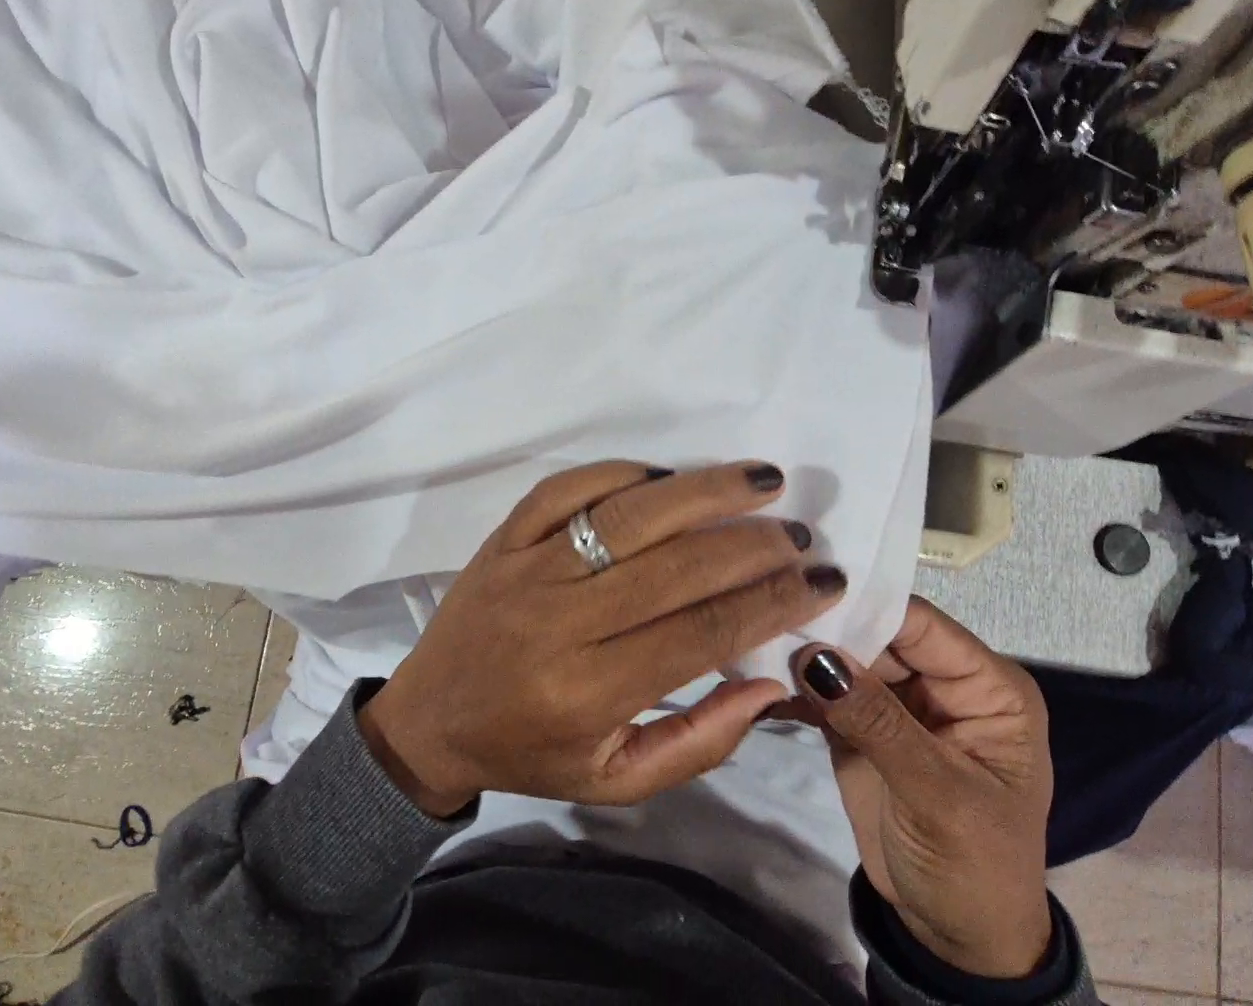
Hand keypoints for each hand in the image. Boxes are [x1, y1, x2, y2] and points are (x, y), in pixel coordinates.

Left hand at [358, 460, 847, 816]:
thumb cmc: (528, 754)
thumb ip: (699, 743)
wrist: (428, 720)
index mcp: (589, 692)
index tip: (824, 580)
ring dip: (701, 491)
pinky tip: (666, 475)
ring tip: (761, 480)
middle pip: (674, 567)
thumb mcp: (616, 780)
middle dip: (751, 545)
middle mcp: (557, 624)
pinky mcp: (500, 540)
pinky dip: (619, 472)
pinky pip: (562, 489)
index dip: (772, 603)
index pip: (701, 633)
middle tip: (799, 535)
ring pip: (625, 516)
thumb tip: (771, 684)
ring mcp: (524, 571)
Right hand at [775, 599, 1054, 978]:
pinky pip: (821, 693)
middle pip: (874, 635)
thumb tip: (814, 655)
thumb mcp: (937, 795)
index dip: (864, 609)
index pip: (919, 625)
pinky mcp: (857, 726)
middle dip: (822, 630)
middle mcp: (939, 683)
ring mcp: (895, 704)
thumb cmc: (974, 864)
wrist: (954, 931)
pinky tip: (750, 680)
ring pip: (842, 659)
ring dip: (798, 656)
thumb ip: (879, 722)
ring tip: (742, 643)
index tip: (799, 597)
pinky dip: (789, 688)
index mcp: (985, 688)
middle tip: (756, 619)